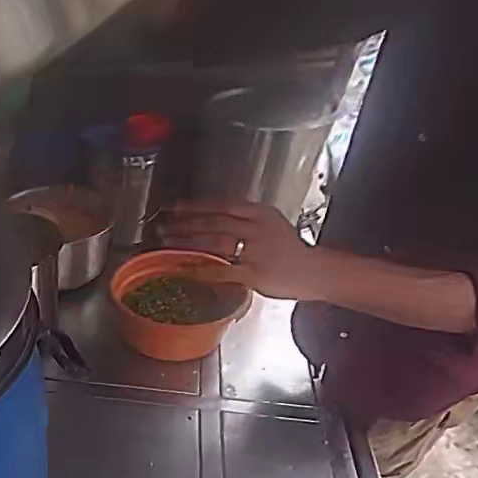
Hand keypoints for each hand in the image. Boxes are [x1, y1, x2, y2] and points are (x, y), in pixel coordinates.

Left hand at [159, 202, 326, 301]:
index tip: (176, 207)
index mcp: (260, 213)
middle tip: (163, 225)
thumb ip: (247, 224)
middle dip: (185, 223)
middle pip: (214, 221)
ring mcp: (255, 248)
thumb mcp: (271, 227)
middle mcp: (256, 226)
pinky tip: (187, 270)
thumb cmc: (292, 253)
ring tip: (168, 243)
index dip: (197, 206)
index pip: (222, 206)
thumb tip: (220, 225)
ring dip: (189, 241)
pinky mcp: (254, 271)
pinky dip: (203, 269)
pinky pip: (223, 269)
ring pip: (215, 241)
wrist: (314, 271)